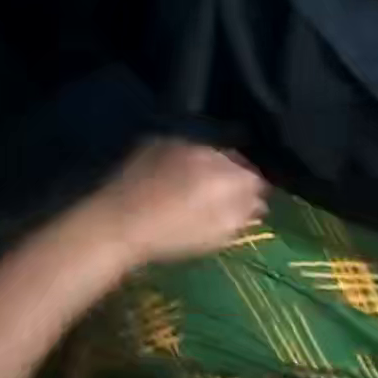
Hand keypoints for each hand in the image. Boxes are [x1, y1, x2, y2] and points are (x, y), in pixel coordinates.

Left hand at [79, 140, 268, 265]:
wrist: (119, 220)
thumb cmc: (171, 236)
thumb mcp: (216, 234)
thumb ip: (242, 213)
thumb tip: (258, 202)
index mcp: (225, 173)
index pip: (254, 176)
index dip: (256, 190)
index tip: (255, 202)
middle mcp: (205, 150)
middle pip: (231, 158)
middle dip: (235, 173)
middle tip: (231, 194)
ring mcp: (178, 142)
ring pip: (206, 150)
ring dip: (211, 164)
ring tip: (203, 186)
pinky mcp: (155, 142)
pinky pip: (182, 147)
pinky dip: (187, 159)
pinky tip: (178, 176)